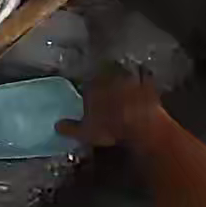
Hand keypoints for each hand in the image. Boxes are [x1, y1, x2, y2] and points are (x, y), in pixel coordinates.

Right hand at [56, 71, 171, 149]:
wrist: (143, 126)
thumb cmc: (111, 129)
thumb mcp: (85, 133)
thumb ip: (70, 128)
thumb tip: (56, 125)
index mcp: (92, 87)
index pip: (85, 83)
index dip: (86, 88)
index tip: (86, 93)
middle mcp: (109, 79)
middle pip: (104, 76)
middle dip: (104, 79)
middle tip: (105, 86)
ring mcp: (129, 80)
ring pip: (123, 74)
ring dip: (123, 76)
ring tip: (122, 83)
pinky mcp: (148, 85)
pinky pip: (145, 78)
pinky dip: (144, 79)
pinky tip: (144, 83)